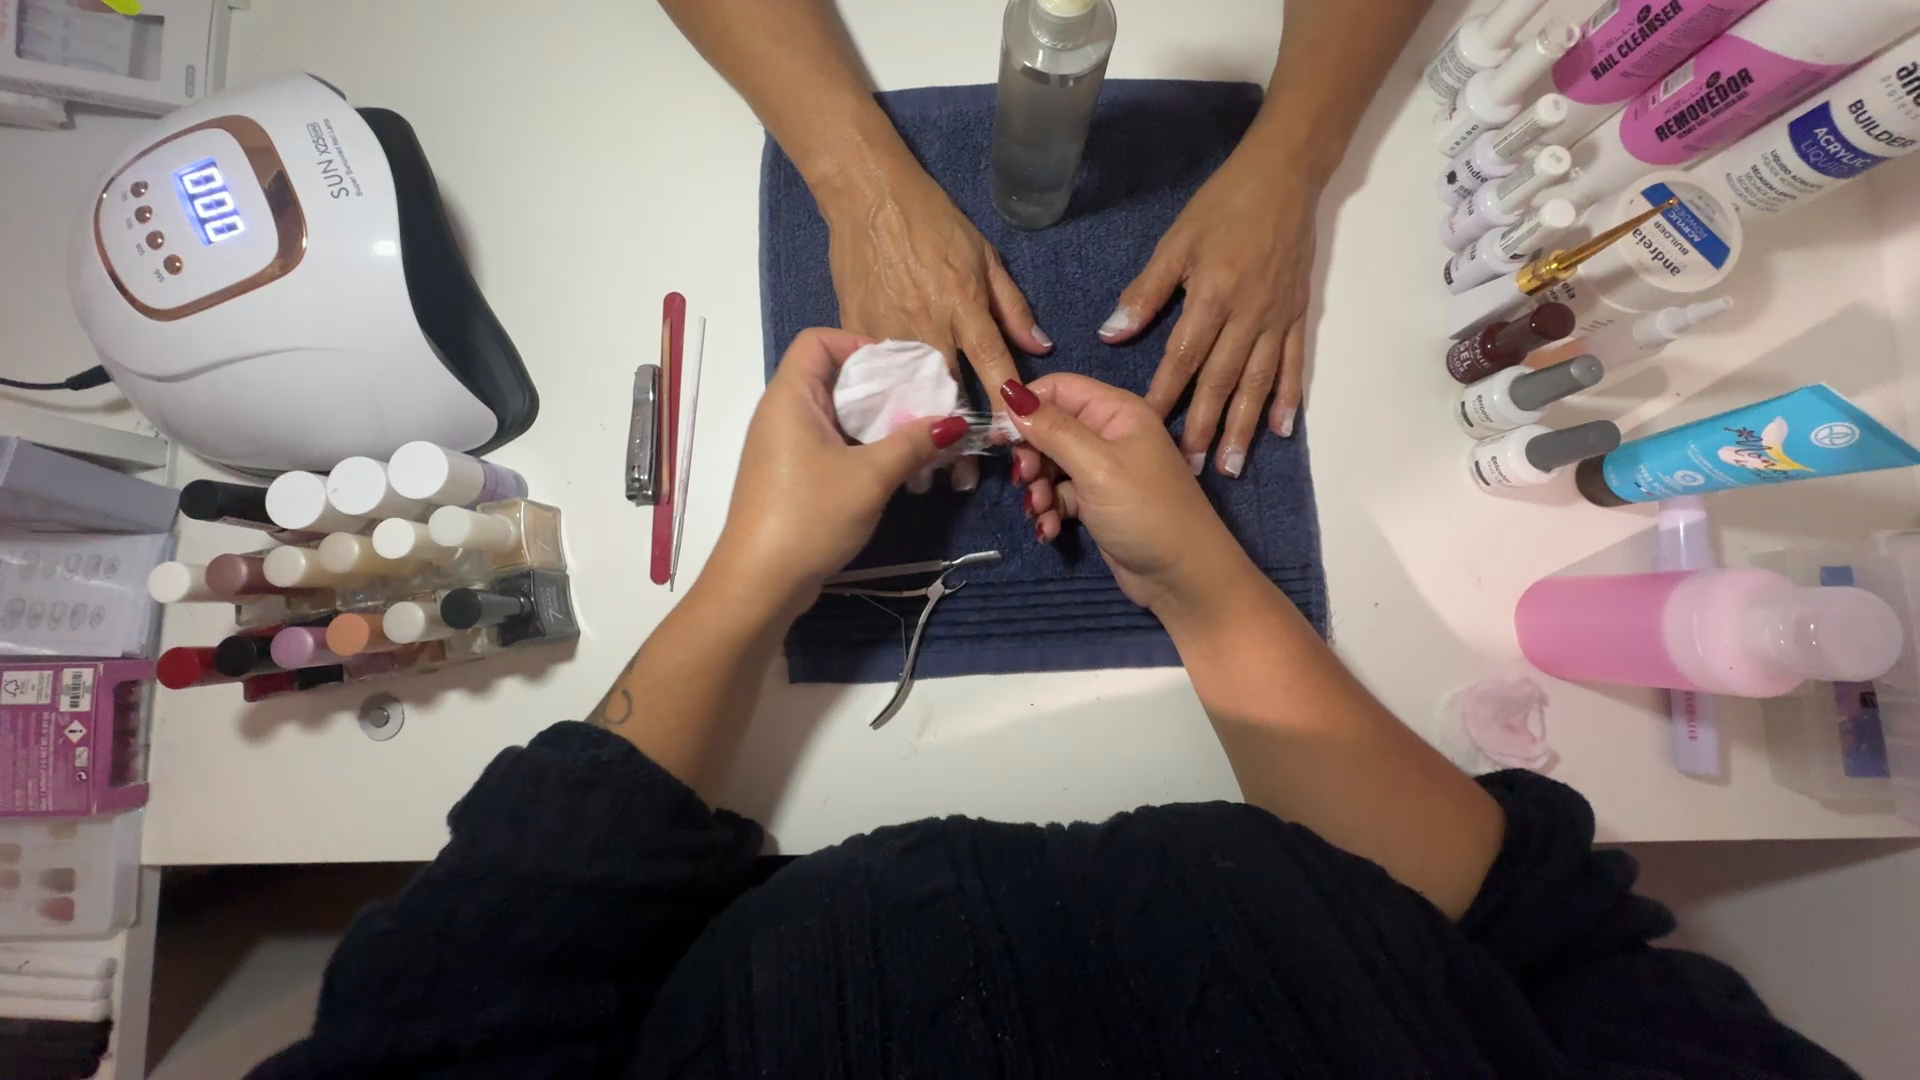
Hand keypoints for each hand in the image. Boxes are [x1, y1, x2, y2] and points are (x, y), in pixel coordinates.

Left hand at [714, 328, 969, 609]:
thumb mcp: (870, 477)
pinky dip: (864, 450)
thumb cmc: (810, 516)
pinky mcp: (793, 478)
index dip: (859, 343)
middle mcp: (783, 415)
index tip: (900, 368)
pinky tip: (896, 470)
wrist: (761, 583)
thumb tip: (956, 422)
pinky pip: (832, 447)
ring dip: (878, 424)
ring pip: (838, 417)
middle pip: (834, 378)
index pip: (818, 341)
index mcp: (791, 397)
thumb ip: (913, 443)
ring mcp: (786, 449)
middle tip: (924, 403)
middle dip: (882, 388)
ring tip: (919, 438)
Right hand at [821, 168, 1049, 490]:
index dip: (1005, 401)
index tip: (1012, 438)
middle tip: (962, 478)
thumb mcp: (984, 255)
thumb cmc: (932, 221)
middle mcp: (929, 323)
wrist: (868, 196)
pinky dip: (881, 410)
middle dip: (955, 438)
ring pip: (907, 395)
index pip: (992, 363)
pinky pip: (873, 380)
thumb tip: (1041, 346)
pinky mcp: (857, 330)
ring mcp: (889, 329)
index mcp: (965, 304)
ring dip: (916, 436)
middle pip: (947, 392)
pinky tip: (885, 438)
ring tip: (923, 472)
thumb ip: (1012, 306)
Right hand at [998, 375, 1256, 613]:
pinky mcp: (1095, 503)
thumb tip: (1009, 392)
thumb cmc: (1146, 511)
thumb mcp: (1097, 466)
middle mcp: (1108, 434)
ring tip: (1040, 511)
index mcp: (1116, 411)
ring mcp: (1101, 470)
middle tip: (1026, 481)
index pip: (1058, 388)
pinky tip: (1049, 530)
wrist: (1182, 577)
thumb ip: (1052, 430)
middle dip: (1030, 455)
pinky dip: (1049, 510)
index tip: (999, 436)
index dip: (1025, 406)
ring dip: (1036, 488)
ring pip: (1049, 465)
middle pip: (1048, 428)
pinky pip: (1059, 496)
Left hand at [1098, 145, 1318, 478]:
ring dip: (1245, 426)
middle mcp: (1247, 316)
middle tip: (1193, 469)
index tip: (1149, 431)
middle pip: (1222, 380)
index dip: (1165, 396)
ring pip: (1258, 381)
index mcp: (1211, 297)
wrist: (1286, 174)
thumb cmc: (1222, 207)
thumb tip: (1111, 334)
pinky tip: (1280, 429)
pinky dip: (1288, 397)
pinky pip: (1294, 363)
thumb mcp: (1175, 242)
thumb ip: (1145, 292)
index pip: (1183, 357)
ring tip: (1233, 464)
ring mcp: (1277, 318)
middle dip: (1206, 427)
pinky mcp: (1298, 314)